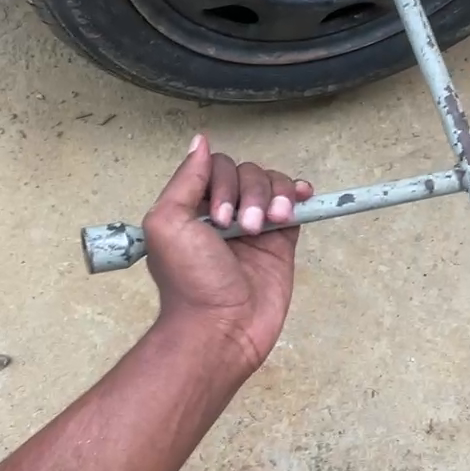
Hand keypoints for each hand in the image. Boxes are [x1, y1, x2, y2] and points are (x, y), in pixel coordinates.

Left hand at [143, 135, 312, 376]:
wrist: (222, 328)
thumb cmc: (190, 283)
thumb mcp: (167, 223)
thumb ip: (185, 179)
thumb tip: (201, 142)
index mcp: (192, 206)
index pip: (216, 168)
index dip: (222, 184)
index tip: (218, 219)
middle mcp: (223, 212)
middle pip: (247, 172)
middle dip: (249, 194)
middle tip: (243, 228)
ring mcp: (255, 226)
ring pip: (272, 185)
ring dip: (274, 197)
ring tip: (269, 225)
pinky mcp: (281, 242)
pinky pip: (294, 205)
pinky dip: (299, 194)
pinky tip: (302, 197)